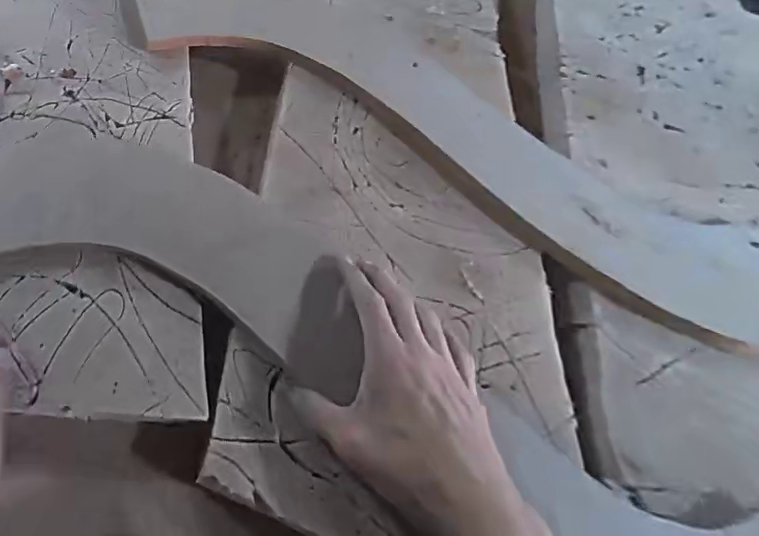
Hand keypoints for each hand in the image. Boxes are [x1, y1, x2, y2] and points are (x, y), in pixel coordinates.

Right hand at [294, 260, 547, 535]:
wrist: (468, 497)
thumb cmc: (405, 464)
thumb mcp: (349, 442)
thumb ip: (315, 412)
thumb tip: (290, 388)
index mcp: (389, 355)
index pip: (369, 302)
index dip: (354, 277)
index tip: (342, 260)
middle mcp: (420, 350)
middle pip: (400, 299)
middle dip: (380, 276)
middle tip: (364, 264)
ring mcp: (449, 365)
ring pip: (428, 316)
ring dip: (408, 298)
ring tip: (396, 293)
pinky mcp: (468, 384)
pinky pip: (454, 344)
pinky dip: (441, 329)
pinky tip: (440, 333)